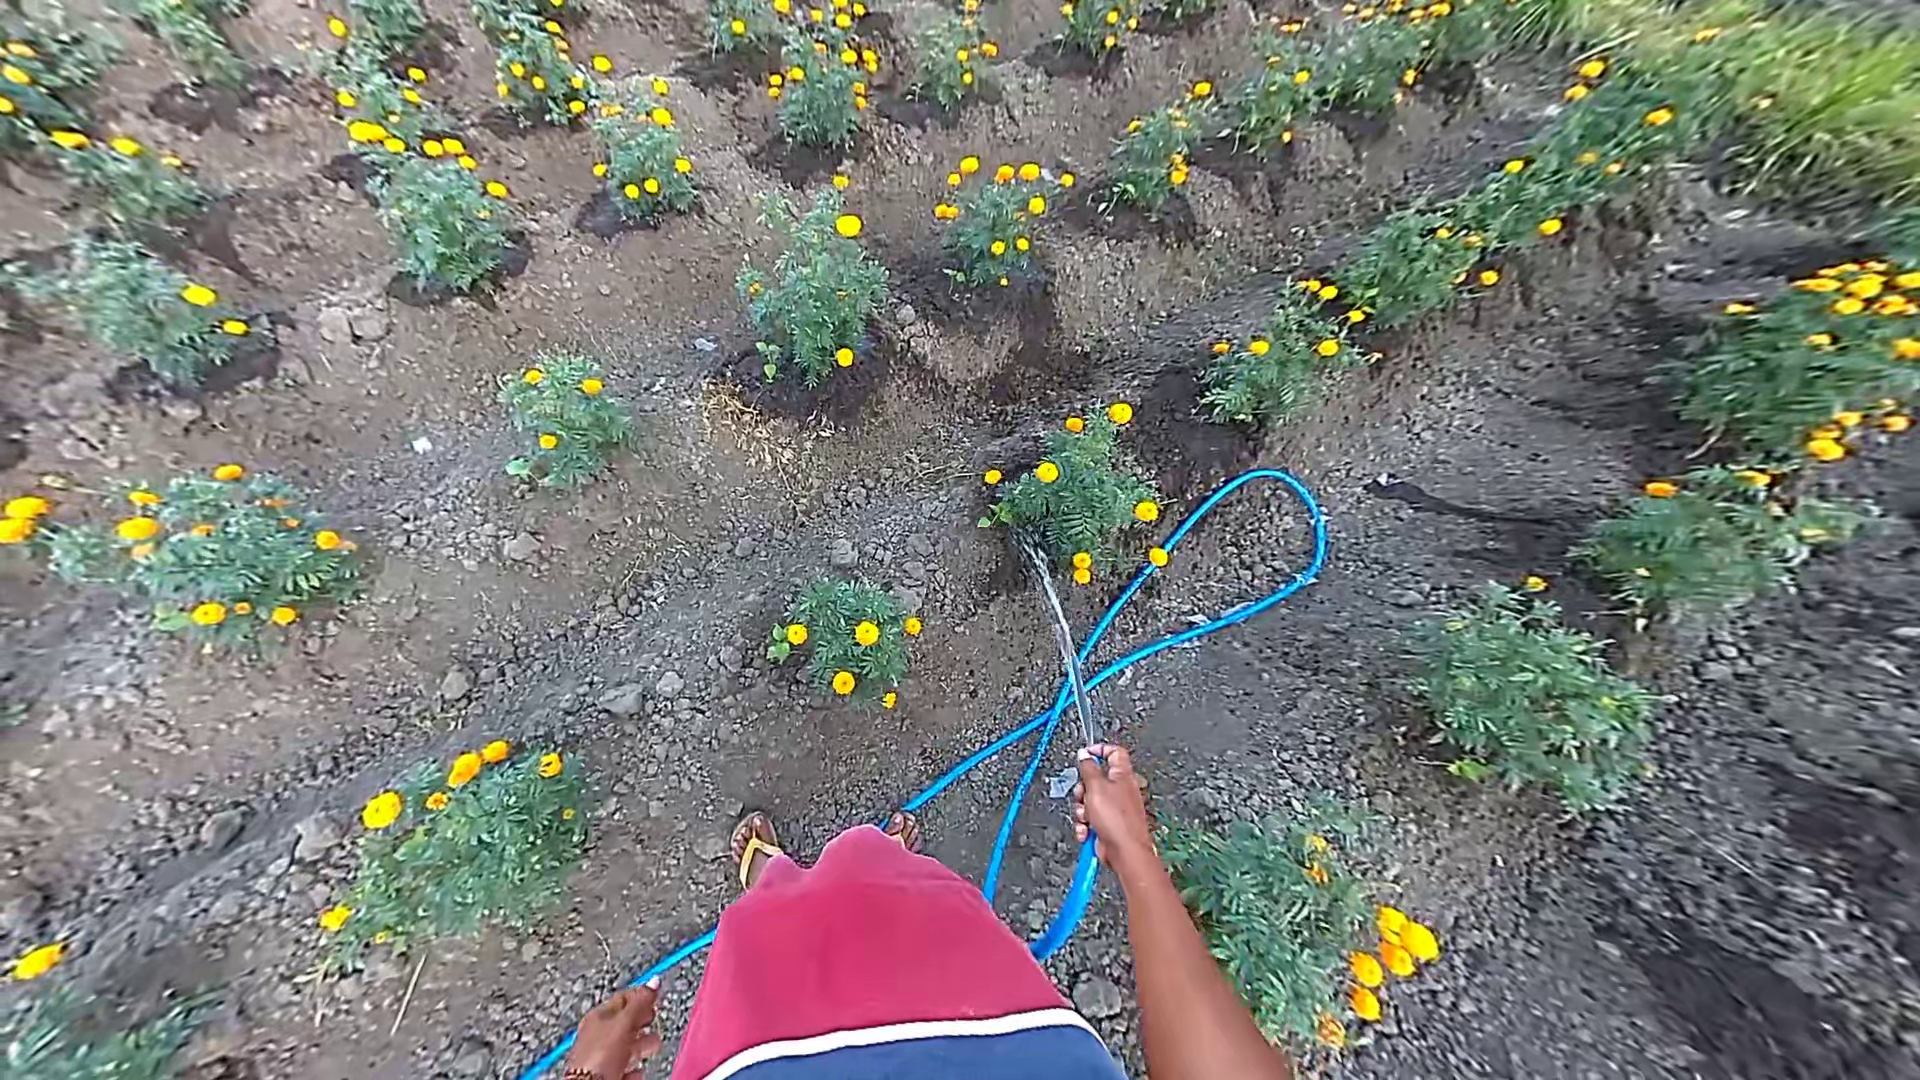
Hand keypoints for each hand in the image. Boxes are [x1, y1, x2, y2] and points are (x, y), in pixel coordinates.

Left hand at [563, 984, 663, 1079]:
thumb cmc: (601, 1053)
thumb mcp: (625, 1020)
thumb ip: (641, 1000)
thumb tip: (654, 980)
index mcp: (597, 1016)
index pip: (623, 997)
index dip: (641, 994)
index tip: (656, 993)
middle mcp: (596, 1036)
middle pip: (625, 1023)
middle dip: (643, 1021)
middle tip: (654, 1018)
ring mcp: (599, 1058)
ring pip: (625, 1047)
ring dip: (642, 1045)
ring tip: (653, 1045)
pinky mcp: (604, 1076)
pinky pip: (623, 1068)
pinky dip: (632, 1068)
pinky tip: (637, 1070)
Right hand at [1072, 744, 1156, 880]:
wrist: (1125, 852)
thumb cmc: (1117, 820)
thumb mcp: (1096, 786)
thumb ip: (1088, 768)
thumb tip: (1084, 754)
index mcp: (1122, 775)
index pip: (1114, 752)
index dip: (1099, 750)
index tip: (1086, 755)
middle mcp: (1120, 790)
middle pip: (1095, 778)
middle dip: (1083, 788)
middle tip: (1083, 794)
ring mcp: (1114, 808)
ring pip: (1089, 800)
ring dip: (1082, 809)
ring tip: (1086, 817)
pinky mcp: (1108, 824)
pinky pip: (1090, 818)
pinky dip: (1085, 824)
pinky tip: (1087, 830)